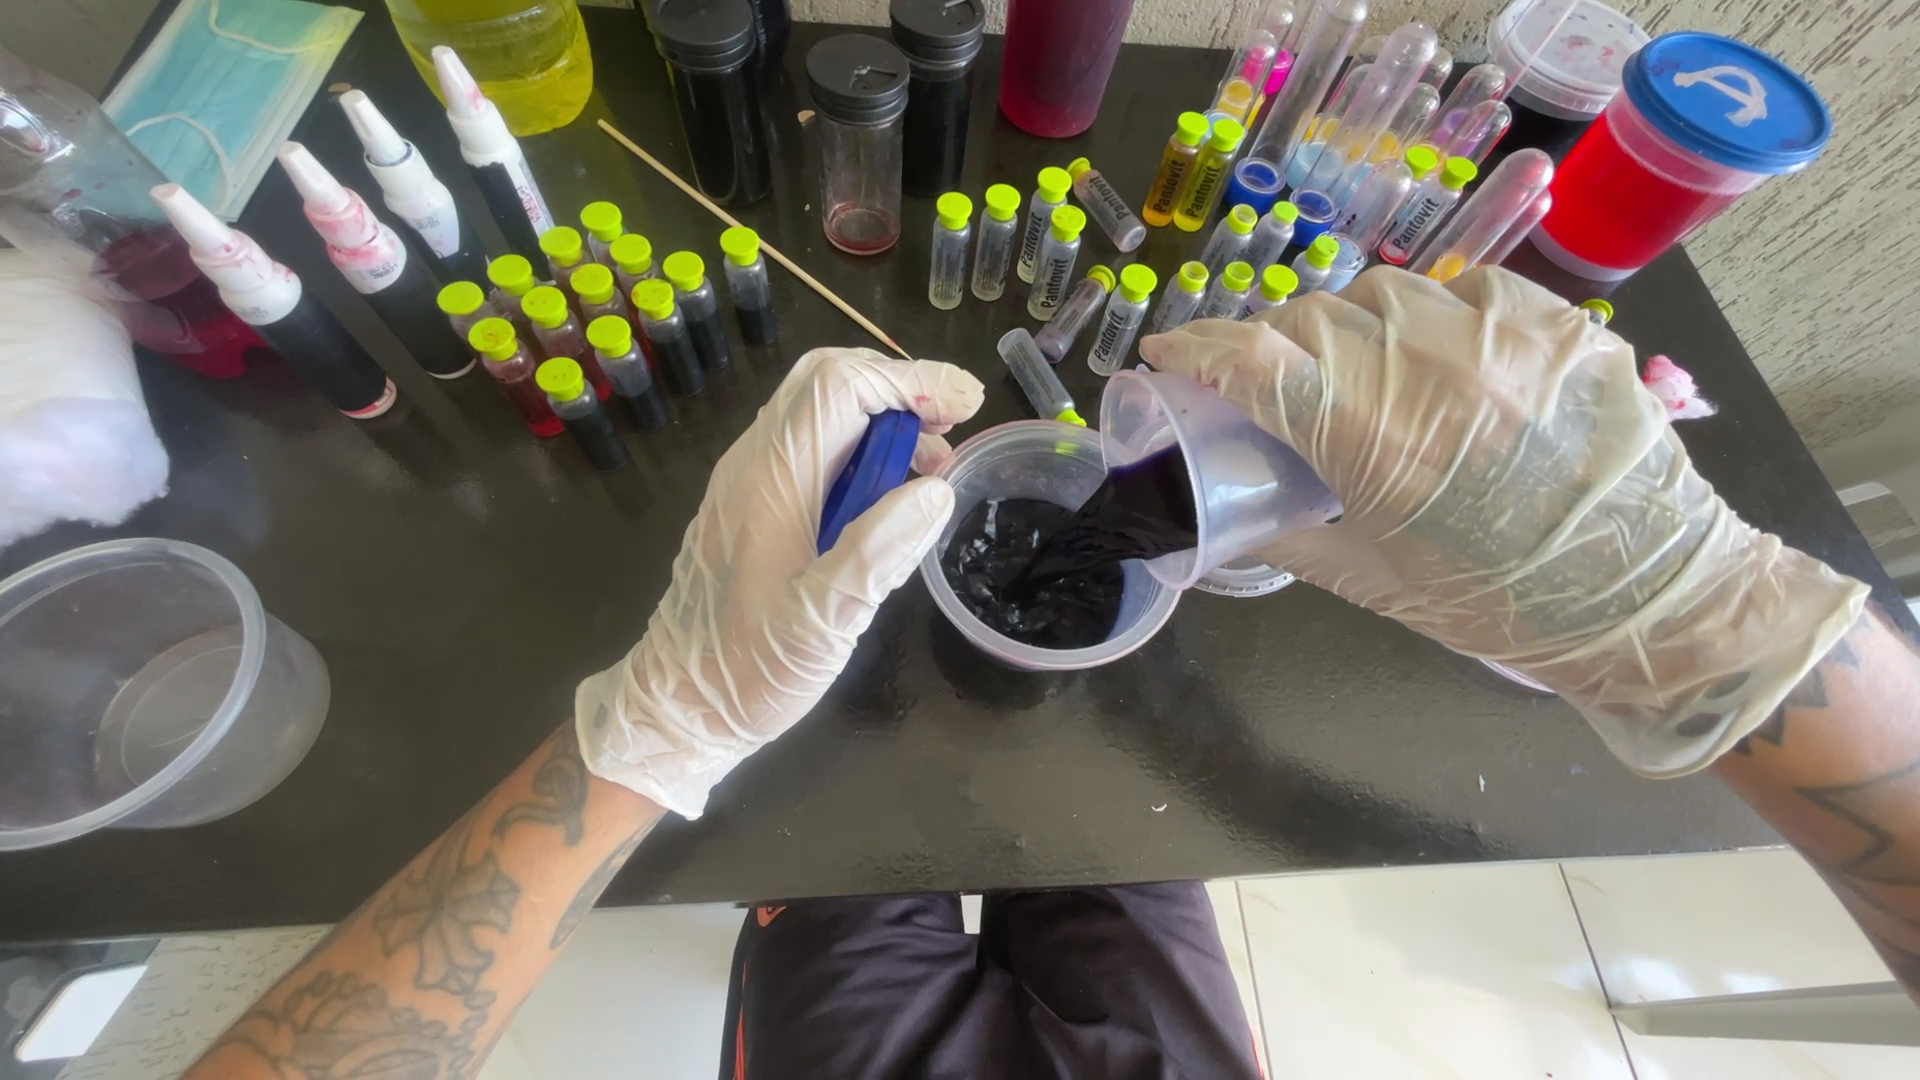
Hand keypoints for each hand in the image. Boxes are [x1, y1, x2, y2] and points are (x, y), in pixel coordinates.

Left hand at [576, 348, 984, 816]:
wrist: (678, 704)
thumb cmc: (746, 669)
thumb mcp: (819, 624)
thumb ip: (875, 554)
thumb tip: (935, 490)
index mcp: (768, 481)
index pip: (839, 388)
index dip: (908, 381)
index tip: (965, 406)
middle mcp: (753, 464)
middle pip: (825, 381)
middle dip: (898, 385)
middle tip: (955, 420)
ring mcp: (749, 482)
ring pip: (818, 411)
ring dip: (883, 416)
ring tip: (935, 461)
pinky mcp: (754, 504)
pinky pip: (811, 447)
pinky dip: (862, 447)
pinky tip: (891, 492)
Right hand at [1142, 266, 1865, 776]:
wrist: (1645, 599)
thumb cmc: (1486, 601)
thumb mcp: (1359, 576)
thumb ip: (1276, 534)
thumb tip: (1217, 517)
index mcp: (1371, 439)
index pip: (1256, 362)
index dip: (1196, 348)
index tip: (1164, 352)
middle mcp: (1430, 368)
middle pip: (1305, 320)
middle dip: (1260, 344)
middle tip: (1254, 380)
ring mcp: (1501, 336)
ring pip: (1377, 295)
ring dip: (1334, 326)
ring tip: (1342, 367)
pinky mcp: (1556, 324)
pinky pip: (1458, 288)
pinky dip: (1417, 313)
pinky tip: (1423, 350)